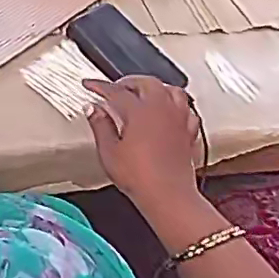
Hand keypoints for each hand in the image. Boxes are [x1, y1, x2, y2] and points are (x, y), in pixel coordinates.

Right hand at [84, 77, 204, 214]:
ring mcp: (178, 119)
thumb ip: (100, 125)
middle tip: (114, 87)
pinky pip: (185, 107)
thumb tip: (93, 109)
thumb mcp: (109, 151)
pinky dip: (174, 103)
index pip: (116, 91)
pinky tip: (168, 109)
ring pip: (171, 89)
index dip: (100, 86)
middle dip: (128, 82)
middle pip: (147, 83)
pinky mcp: (188, 132)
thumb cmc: (140, 176)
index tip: (90, 85)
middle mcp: (162, 110)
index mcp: (140, 112)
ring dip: (155, 87)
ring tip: (142, 92)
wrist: (168, 196)